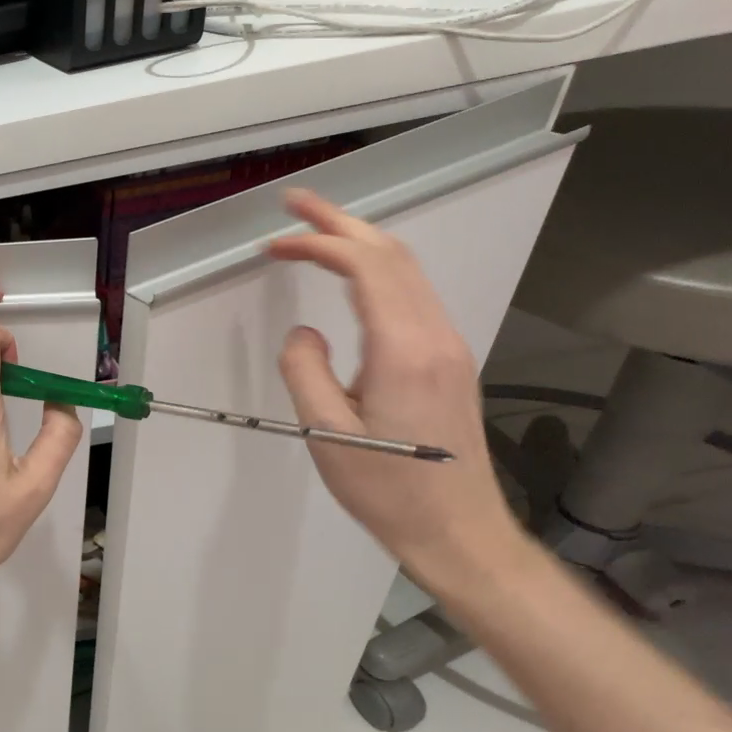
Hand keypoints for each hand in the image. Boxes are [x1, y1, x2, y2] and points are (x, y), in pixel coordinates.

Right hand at [268, 189, 520, 582]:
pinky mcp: (447, 361)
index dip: (320, 243)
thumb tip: (303, 332)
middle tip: (296, 202)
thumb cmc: (386, 487)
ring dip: (362, 241)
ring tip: (317, 227)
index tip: (274, 242)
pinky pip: (412, 295)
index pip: (366, 269)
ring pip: (407, 272)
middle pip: (394, 256)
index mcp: (405, 349)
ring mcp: (448, 347)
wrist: (457, 529)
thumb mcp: (326, 432)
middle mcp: (435, 337)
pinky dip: (376, 269)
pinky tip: (352, 273)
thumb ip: (305, 371)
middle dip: (343, 222)